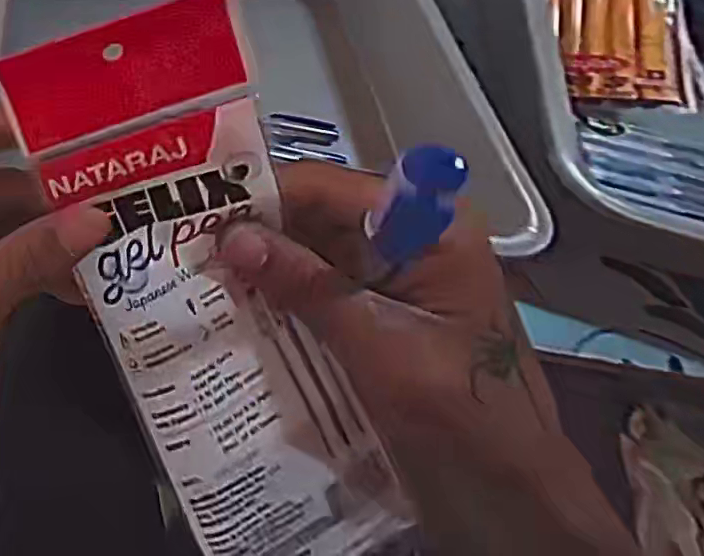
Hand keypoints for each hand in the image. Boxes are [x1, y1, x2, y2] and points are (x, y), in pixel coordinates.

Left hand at [0, 114, 110, 555]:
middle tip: (128, 207)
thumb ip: (33, 255)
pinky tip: (76, 287)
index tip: (95, 127)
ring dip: (51, 243)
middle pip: (4, 184)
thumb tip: (101, 216)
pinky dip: (28, 267)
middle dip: (59, 204)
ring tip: (115, 253)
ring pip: (6, 223)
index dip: (36, 127)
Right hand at [217, 160, 636, 554]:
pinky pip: (303, 278)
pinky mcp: (363, 302)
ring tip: (194, 267)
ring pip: (299, 243)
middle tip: (187, 242)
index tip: (203, 214)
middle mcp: (401, 234)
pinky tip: (227, 297)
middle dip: (250, 226)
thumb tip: (229, 237)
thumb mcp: (386, 353)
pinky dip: (266, 287)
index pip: (327, 187)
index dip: (263, 195)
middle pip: (308, 210)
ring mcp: (381, 269)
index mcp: (427, 226)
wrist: (517, 516)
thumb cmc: (471, 428)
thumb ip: (310, 288)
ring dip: (252, 257)